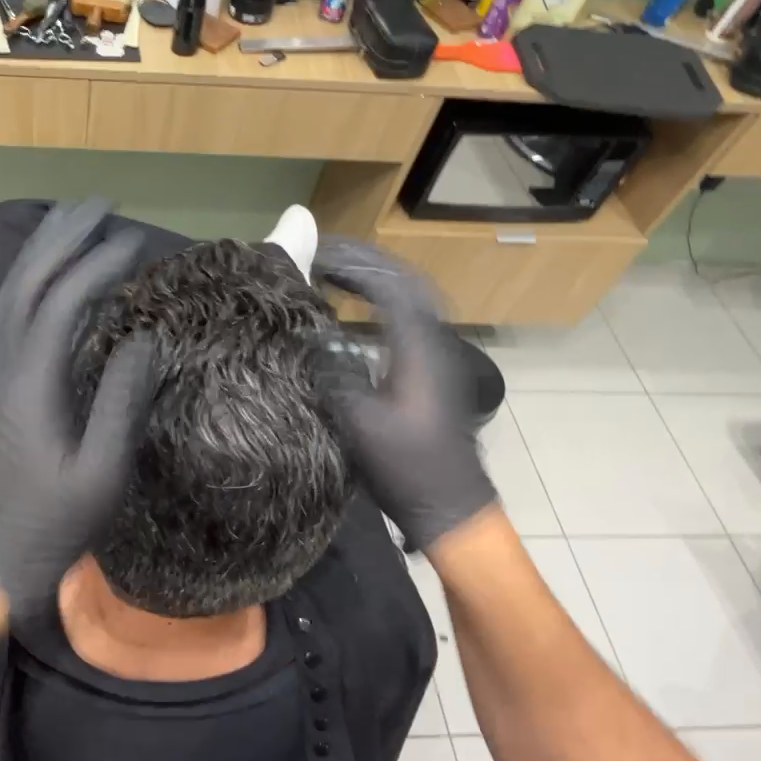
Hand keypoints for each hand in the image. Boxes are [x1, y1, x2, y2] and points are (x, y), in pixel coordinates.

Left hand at [0, 200, 156, 612]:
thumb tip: (145, 339)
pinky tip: (47, 268)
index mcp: (29, 383)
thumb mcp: (102, 469)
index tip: (135, 243)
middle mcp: (1, 363)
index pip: (61, 303)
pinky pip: (5, 310)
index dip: (96, 266)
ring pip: (9, 291)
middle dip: (62, 236)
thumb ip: (122, 401)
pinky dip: (29, 277)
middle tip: (101, 204)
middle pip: (27, 281)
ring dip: (41, 249)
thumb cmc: (57, 516)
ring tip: (74, 217)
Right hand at [313, 240, 495, 551]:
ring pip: (407, 299)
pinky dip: (379, 302)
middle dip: (363, 262)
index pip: (388, 285)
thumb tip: (310, 334)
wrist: (450, 505)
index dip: (351, 264)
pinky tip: (356, 311)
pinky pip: (405, 318)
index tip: (314, 255)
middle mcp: (433, 341)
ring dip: (373, 279)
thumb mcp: (360, 423)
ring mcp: (436, 355)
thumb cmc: (407, 467)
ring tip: (334, 272)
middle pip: (403, 282)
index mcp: (418, 347)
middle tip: (321, 254)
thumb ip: (335, 372)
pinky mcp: (431, 371)